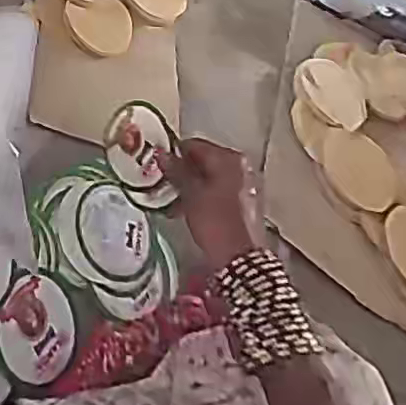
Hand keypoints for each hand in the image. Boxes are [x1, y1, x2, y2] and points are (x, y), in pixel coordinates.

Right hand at [161, 137, 263, 268]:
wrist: (241, 259)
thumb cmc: (214, 221)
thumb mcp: (191, 194)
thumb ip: (176, 170)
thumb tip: (160, 152)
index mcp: (229, 158)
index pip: (195, 145)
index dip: (174, 155)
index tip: (159, 168)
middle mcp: (240, 165)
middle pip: (204, 160)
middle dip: (183, 172)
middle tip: (164, 186)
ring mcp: (246, 183)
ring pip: (211, 176)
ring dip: (191, 186)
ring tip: (173, 203)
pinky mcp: (246, 202)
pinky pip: (220, 190)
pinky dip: (204, 196)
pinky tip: (189, 211)